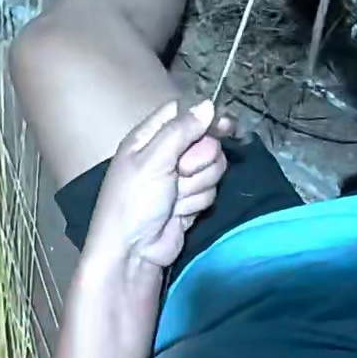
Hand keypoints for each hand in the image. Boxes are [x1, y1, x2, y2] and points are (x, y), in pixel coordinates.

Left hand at [81, 100, 228, 277]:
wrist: (133, 253)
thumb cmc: (133, 202)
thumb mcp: (152, 161)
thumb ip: (181, 130)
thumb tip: (208, 104)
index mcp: (149, 136)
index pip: (183, 111)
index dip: (204, 117)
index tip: (223, 126)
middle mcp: (166, 153)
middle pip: (205, 140)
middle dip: (199, 160)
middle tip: (180, 174)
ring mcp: (180, 178)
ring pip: (212, 167)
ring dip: (196, 185)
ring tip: (174, 199)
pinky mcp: (191, 199)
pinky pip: (210, 190)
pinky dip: (196, 202)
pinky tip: (178, 212)